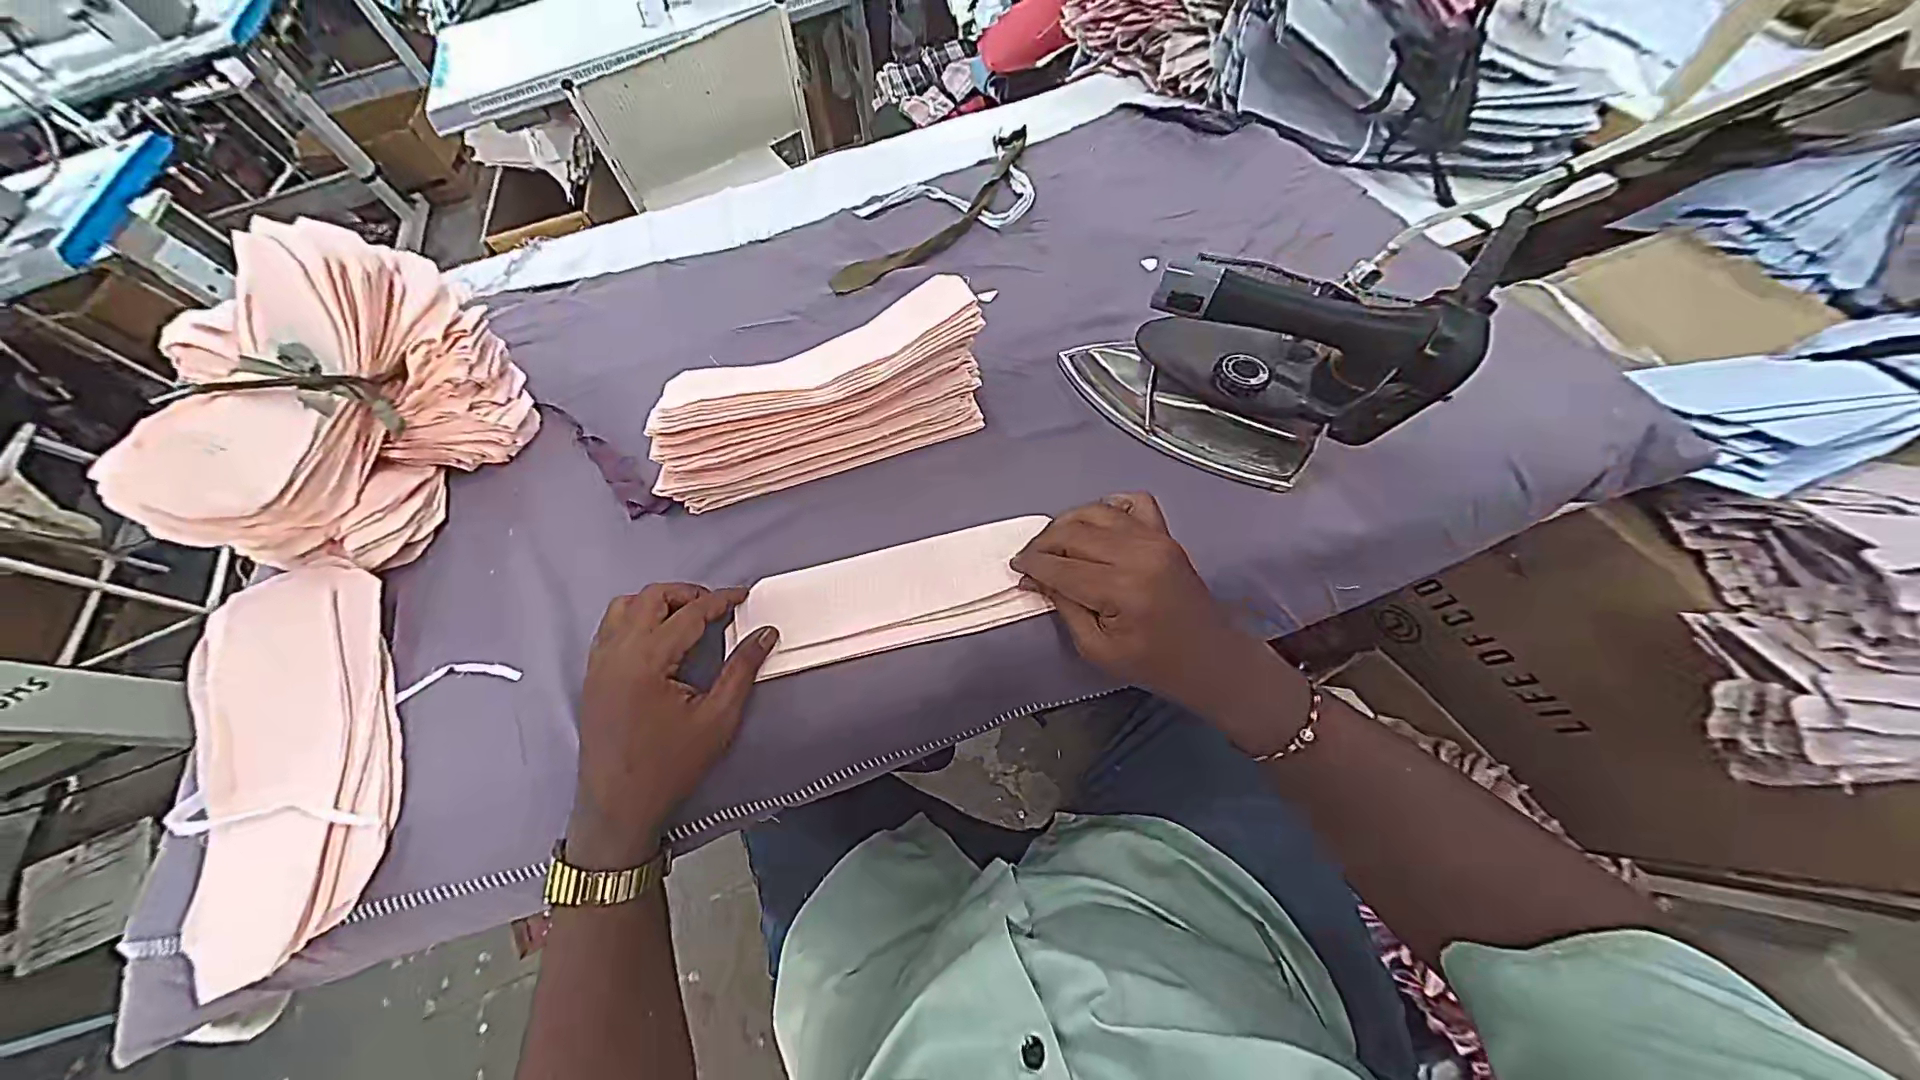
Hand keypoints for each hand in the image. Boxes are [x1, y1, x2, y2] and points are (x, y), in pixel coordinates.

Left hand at [568, 583, 778, 867]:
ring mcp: (598, 664)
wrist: (618, 806)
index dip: (720, 600)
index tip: (743, 595)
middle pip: (650, 598)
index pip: (688, 613)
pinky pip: (610, 628)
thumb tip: (765, 634)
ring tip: (689, 617)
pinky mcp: (592, 676)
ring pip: (624, 607)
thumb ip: (742, 668)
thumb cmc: (669, 766)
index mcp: (646, 661)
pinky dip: (636, 618)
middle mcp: (616, 654)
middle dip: (687, 593)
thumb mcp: (718, 718)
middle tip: (717, 605)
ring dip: (658, 602)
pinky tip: (659, 637)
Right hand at [1010, 493, 1309, 751]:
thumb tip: (1036, 578)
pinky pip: (1132, 502)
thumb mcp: (1096, 648)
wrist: (1210, 659)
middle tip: (1030, 560)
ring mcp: (1156, 538)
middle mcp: (1139, 554)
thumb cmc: (1152, 664)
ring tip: (1053, 545)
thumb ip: (1064, 607)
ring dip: (1067, 524)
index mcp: (1122, 589)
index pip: (1061, 566)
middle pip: (1073, 533)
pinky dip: (1107, 507)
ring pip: (1096, 512)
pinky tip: (1095, 526)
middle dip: (1043, 544)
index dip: (1032, 566)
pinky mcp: (1166, 534)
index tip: (1017, 569)